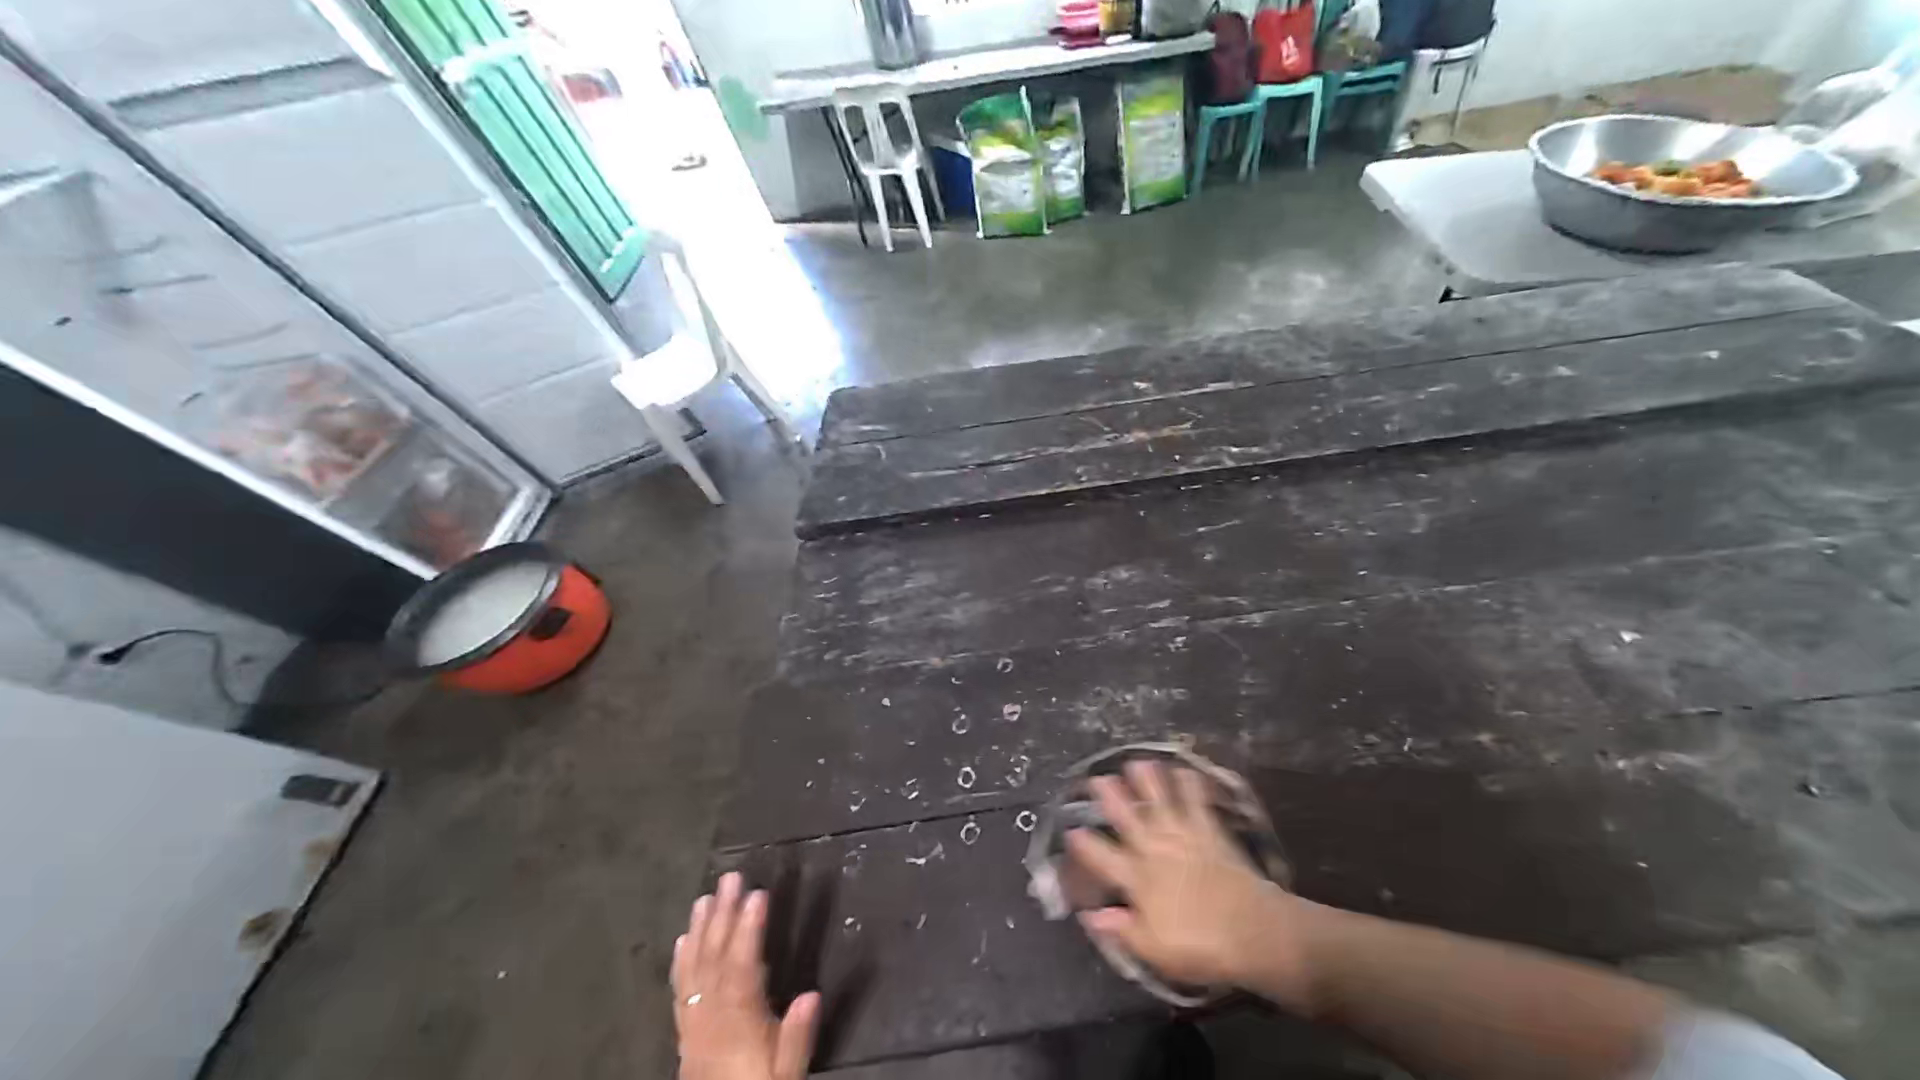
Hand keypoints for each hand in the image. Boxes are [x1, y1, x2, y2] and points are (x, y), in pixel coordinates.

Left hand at [673, 872, 819, 1079]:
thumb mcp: (787, 1075)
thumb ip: (797, 1037)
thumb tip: (812, 994)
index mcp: (739, 1023)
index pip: (743, 967)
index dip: (749, 930)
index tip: (757, 895)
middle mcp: (712, 1016)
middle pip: (716, 958)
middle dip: (723, 915)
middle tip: (730, 878)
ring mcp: (694, 1023)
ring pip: (695, 968)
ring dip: (700, 930)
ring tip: (705, 897)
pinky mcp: (685, 1032)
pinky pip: (680, 989)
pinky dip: (681, 960)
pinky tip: (683, 939)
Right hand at [1067, 760, 1318, 1010]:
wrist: (1254, 931)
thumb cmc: (1201, 946)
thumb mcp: (1153, 949)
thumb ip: (1121, 929)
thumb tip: (1090, 915)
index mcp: (1137, 878)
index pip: (1103, 857)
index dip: (1085, 844)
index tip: (1070, 831)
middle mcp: (1156, 850)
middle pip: (1129, 818)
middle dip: (1112, 798)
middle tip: (1098, 778)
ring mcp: (1185, 837)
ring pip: (1161, 802)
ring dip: (1148, 782)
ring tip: (1138, 762)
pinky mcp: (1212, 833)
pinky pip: (1198, 804)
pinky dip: (1191, 786)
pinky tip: (1186, 771)